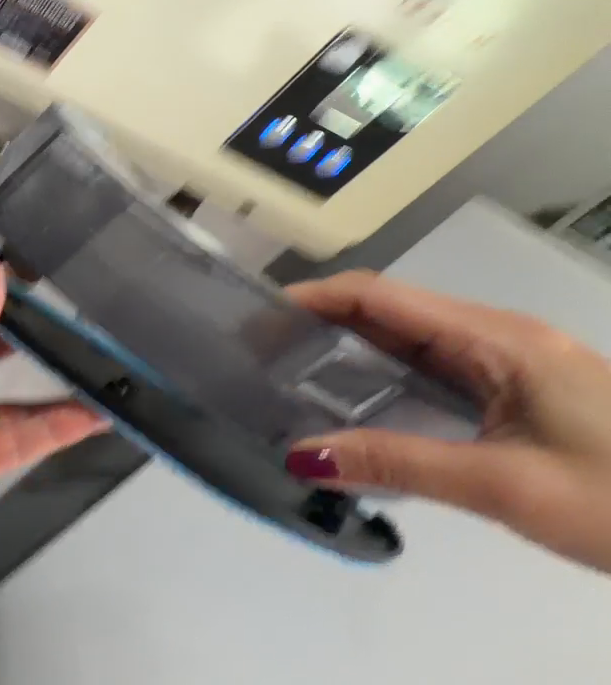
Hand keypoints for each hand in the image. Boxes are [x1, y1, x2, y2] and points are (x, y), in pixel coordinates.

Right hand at [284, 270, 610, 572]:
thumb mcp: (506, 486)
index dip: (310, 297)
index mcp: (497, 338)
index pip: (379, 294)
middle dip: (320, 324)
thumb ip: (396, 462)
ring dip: (352, 350)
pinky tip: (363, 403)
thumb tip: (299, 456)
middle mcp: (504, 336)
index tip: (252, 319)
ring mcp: (520, 361)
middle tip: (260, 355)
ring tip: (293, 377)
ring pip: (413, 337)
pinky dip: (388, 373)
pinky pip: (440, 364)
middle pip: (390, 310)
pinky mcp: (530, 389)